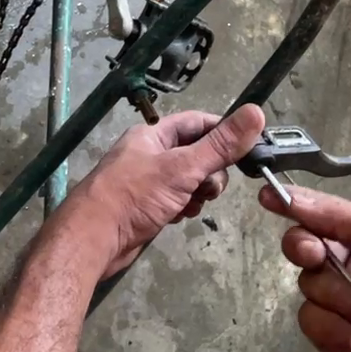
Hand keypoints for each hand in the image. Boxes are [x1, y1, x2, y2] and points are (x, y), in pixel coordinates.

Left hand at [58, 104, 265, 277]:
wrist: (94, 238)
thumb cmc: (134, 196)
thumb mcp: (183, 167)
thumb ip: (220, 145)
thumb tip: (256, 113)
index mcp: (154, 134)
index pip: (198, 123)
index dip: (223, 132)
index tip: (248, 148)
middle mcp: (150, 153)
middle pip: (197, 153)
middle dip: (210, 171)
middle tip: (209, 188)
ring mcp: (148, 181)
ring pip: (189, 179)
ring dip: (198, 192)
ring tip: (191, 204)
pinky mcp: (147, 205)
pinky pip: (177, 199)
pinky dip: (184, 206)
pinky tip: (179, 216)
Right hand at [260, 185, 350, 351]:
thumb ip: (340, 214)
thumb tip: (288, 193)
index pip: (325, 218)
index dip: (296, 207)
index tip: (267, 197)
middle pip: (304, 247)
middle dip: (304, 248)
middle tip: (314, 255)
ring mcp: (341, 309)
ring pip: (307, 286)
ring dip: (340, 300)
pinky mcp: (330, 343)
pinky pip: (311, 322)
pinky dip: (338, 332)